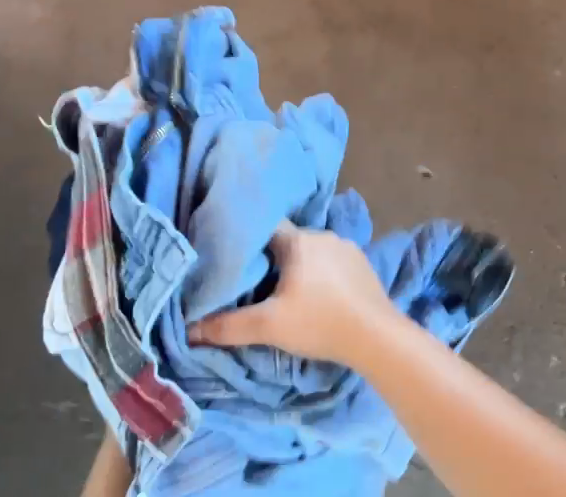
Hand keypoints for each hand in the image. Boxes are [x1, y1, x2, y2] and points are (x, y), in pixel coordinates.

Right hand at [188, 222, 399, 366]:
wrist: (375, 335)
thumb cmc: (319, 322)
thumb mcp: (268, 327)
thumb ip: (227, 327)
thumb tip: (190, 330)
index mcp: (299, 240)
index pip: (264, 229)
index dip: (246, 242)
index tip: (230, 259)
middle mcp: (323, 235)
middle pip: (287, 242)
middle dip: (270, 260)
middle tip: (251, 283)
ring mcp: (346, 248)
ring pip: (310, 253)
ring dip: (297, 268)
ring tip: (282, 293)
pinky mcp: (362, 264)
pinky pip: (331, 263)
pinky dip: (319, 275)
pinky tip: (315, 297)